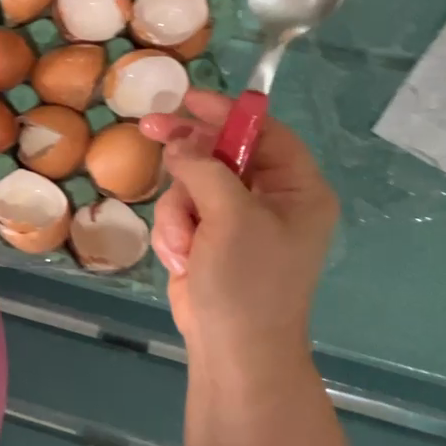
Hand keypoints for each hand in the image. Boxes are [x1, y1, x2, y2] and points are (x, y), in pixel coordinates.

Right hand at [139, 90, 338, 350]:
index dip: (226, 113)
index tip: (185, 99)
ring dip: (178, 213)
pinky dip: (174, 233)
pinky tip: (182, 258)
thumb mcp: (230, 218)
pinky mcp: (208, 240)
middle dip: (187, 157)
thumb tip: (178, 142)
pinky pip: (179, 214)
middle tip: (149, 130)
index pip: (263, 133)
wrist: (234, 345)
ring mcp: (236, 221)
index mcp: (297, 190)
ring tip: (186, 244)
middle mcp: (270, 200)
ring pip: (189, 187)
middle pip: (220, 156)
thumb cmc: (248, 281)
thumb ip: (204, 170)